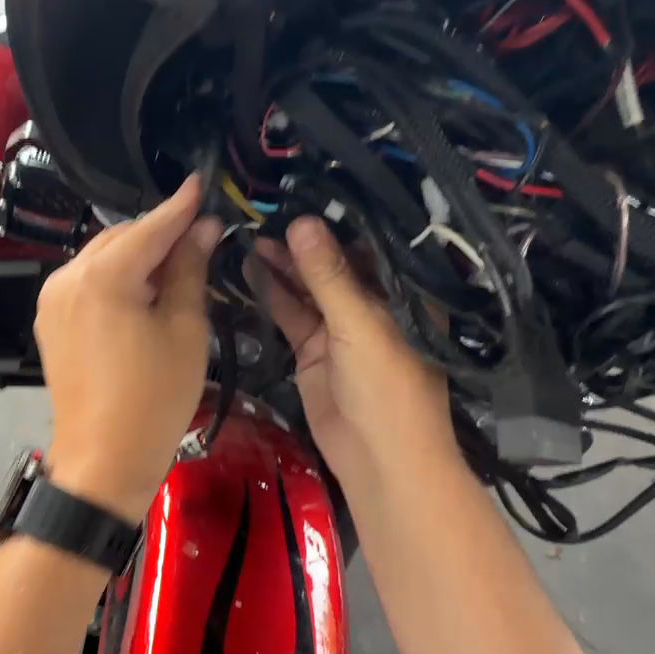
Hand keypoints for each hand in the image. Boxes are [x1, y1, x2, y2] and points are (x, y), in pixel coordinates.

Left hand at [36, 175, 221, 522]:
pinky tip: (142, 291)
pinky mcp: (51, 323)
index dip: (181, 207)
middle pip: (120, 238)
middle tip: (200, 235)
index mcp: (101, 276)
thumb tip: (203, 230)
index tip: (203, 184)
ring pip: (101, 259)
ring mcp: (52, 302)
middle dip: (159, 234)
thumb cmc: (153, 399)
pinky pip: (87, 284)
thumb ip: (189, 270)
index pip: (150, 227)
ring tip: (176, 264)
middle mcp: (67, 279)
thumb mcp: (184, 329)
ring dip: (137, 256)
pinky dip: (116, 279)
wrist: (104, 460)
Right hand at [251, 217, 455, 487]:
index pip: (370, 246)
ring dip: (283, 265)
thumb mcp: (361, 325)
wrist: (379, 461)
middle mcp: (373, 306)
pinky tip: (253, 268)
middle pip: (334, 266)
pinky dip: (273, 294)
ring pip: (309, 289)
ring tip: (252, 235)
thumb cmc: (389, 389)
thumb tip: (300, 223)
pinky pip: (292, 315)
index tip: (304, 192)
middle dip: (303, 243)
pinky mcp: (313, 352)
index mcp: (402, 294)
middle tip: (266, 213)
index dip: (339, 221)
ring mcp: (341, 330)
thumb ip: (328, 276)